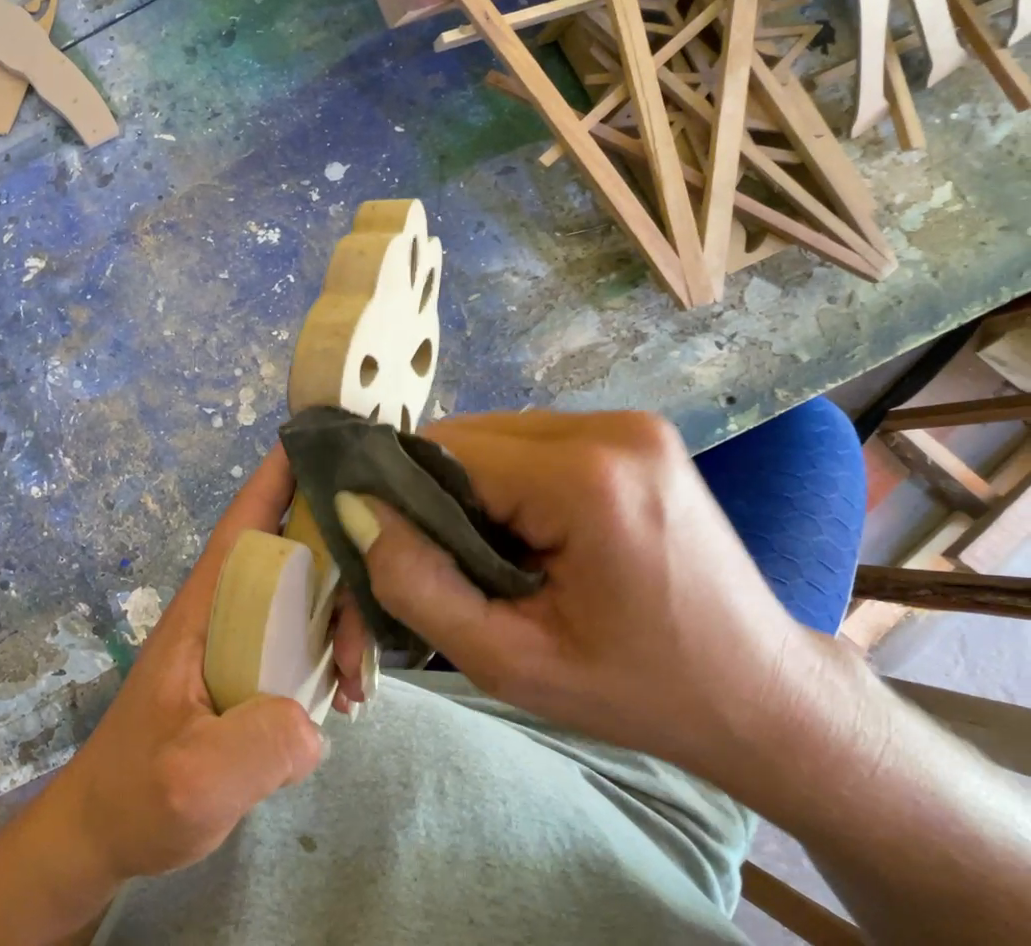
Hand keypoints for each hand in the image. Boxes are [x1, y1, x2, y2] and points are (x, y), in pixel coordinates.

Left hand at [49, 445, 325, 880]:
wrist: (109, 830)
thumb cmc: (138, 794)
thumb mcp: (195, 779)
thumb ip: (256, 746)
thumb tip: (313, 719)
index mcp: (203, 610)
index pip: (244, 524)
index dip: (281, 477)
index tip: (332, 437)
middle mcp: (223, 613)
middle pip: (293, 556)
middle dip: (346, 568)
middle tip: (378, 634)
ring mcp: (237, 645)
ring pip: (307, 601)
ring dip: (346, 625)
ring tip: (360, 687)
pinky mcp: (249, 678)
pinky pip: (304, 645)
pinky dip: (334, 660)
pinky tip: (348, 701)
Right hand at [332, 411, 818, 771]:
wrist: (763, 697)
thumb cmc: (637, 690)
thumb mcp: (506, 660)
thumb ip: (416, 585)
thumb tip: (357, 514)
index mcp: (586, 479)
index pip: (439, 455)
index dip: (402, 504)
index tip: (405, 562)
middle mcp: (609, 428)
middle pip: (461, 439)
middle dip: (433, 499)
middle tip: (450, 569)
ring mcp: (627, 424)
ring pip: (487, 438)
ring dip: (466, 492)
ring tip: (491, 559)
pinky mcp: (632, 435)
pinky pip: (524, 444)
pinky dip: (502, 485)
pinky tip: (524, 538)